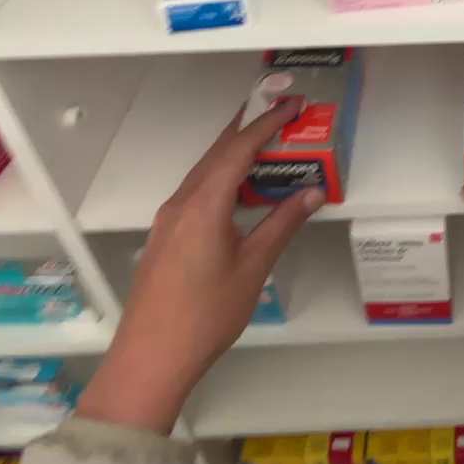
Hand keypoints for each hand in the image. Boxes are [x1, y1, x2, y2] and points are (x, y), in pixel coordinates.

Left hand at [78, 98, 323, 431]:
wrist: (151, 359)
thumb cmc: (206, 314)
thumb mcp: (254, 267)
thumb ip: (283, 224)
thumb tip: (312, 192)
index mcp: (204, 204)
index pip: (239, 149)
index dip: (267, 122)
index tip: (291, 104)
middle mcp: (182, 202)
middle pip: (217, 152)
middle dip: (248, 127)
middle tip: (278, 109)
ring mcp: (170, 218)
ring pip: (205, 170)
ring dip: (234, 151)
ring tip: (265, 139)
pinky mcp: (167, 234)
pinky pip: (197, 189)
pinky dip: (222, 175)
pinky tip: (239, 185)